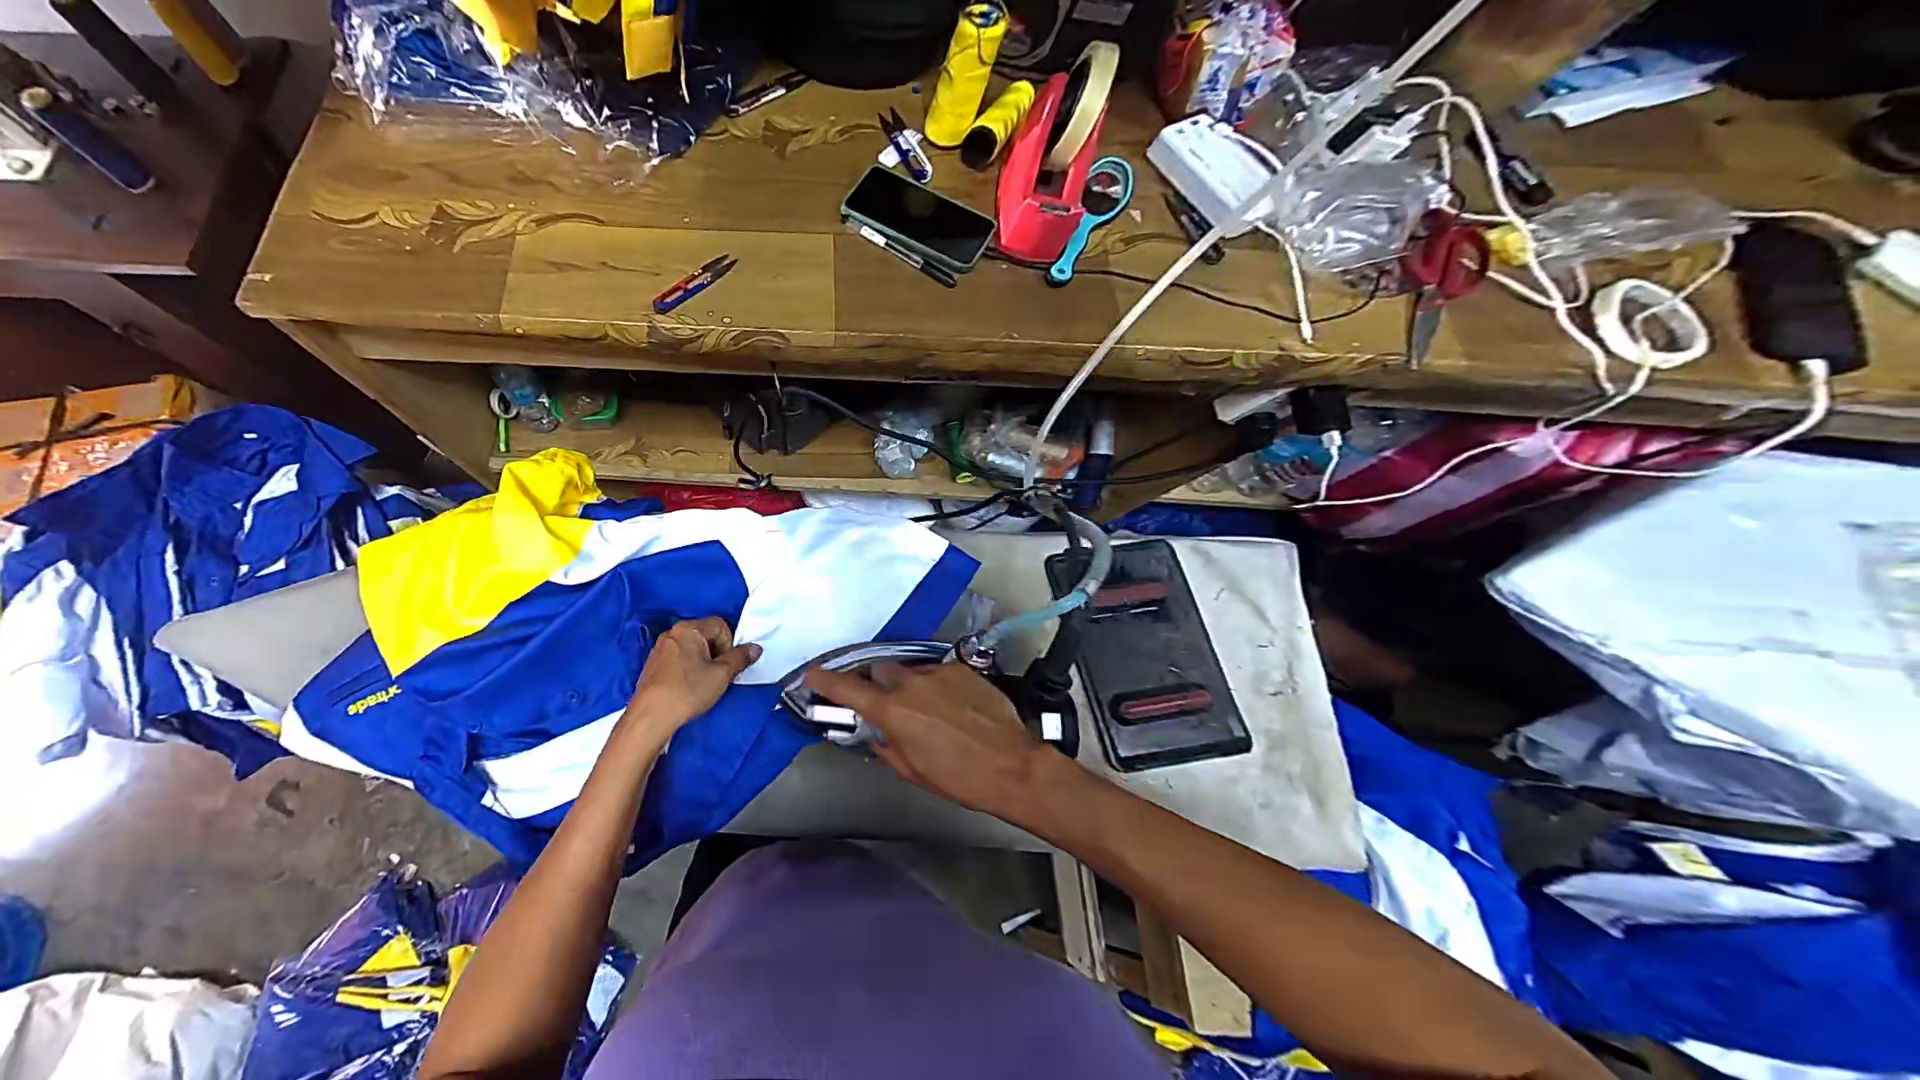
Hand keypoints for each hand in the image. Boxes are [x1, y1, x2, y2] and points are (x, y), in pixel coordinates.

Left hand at [627, 617, 760, 731]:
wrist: (650, 717)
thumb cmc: (687, 691)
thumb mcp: (722, 674)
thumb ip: (741, 658)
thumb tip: (754, 648)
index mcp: (688, 629)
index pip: (720, 625)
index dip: (729, 643)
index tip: (727, 664)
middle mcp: (672, 634)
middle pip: (705, 634)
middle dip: (717, 652)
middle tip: (719, 673)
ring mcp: (660, 649)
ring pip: (692, 648)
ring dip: (703, 661)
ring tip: (704, 682)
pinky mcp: (653, 665)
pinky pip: (679, 658)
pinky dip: (689, 668)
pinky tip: (689, 686)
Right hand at [802, 662, 1062, 818]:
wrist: (1010, 765)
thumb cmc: (958, 778)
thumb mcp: (913, 770)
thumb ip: (886, 747)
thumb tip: (876, 735)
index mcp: (893, 711)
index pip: (849, 689)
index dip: (826, 681)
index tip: (813, 674)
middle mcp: (912, 684)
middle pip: (881, 670)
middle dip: (878, 683)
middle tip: (885, 702)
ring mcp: (940, 673)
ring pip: (912, 671)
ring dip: (910, 685)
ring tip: (927, 709)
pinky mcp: (963, 670)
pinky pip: (939, 673)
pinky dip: (937, 687)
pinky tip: (951, 707)